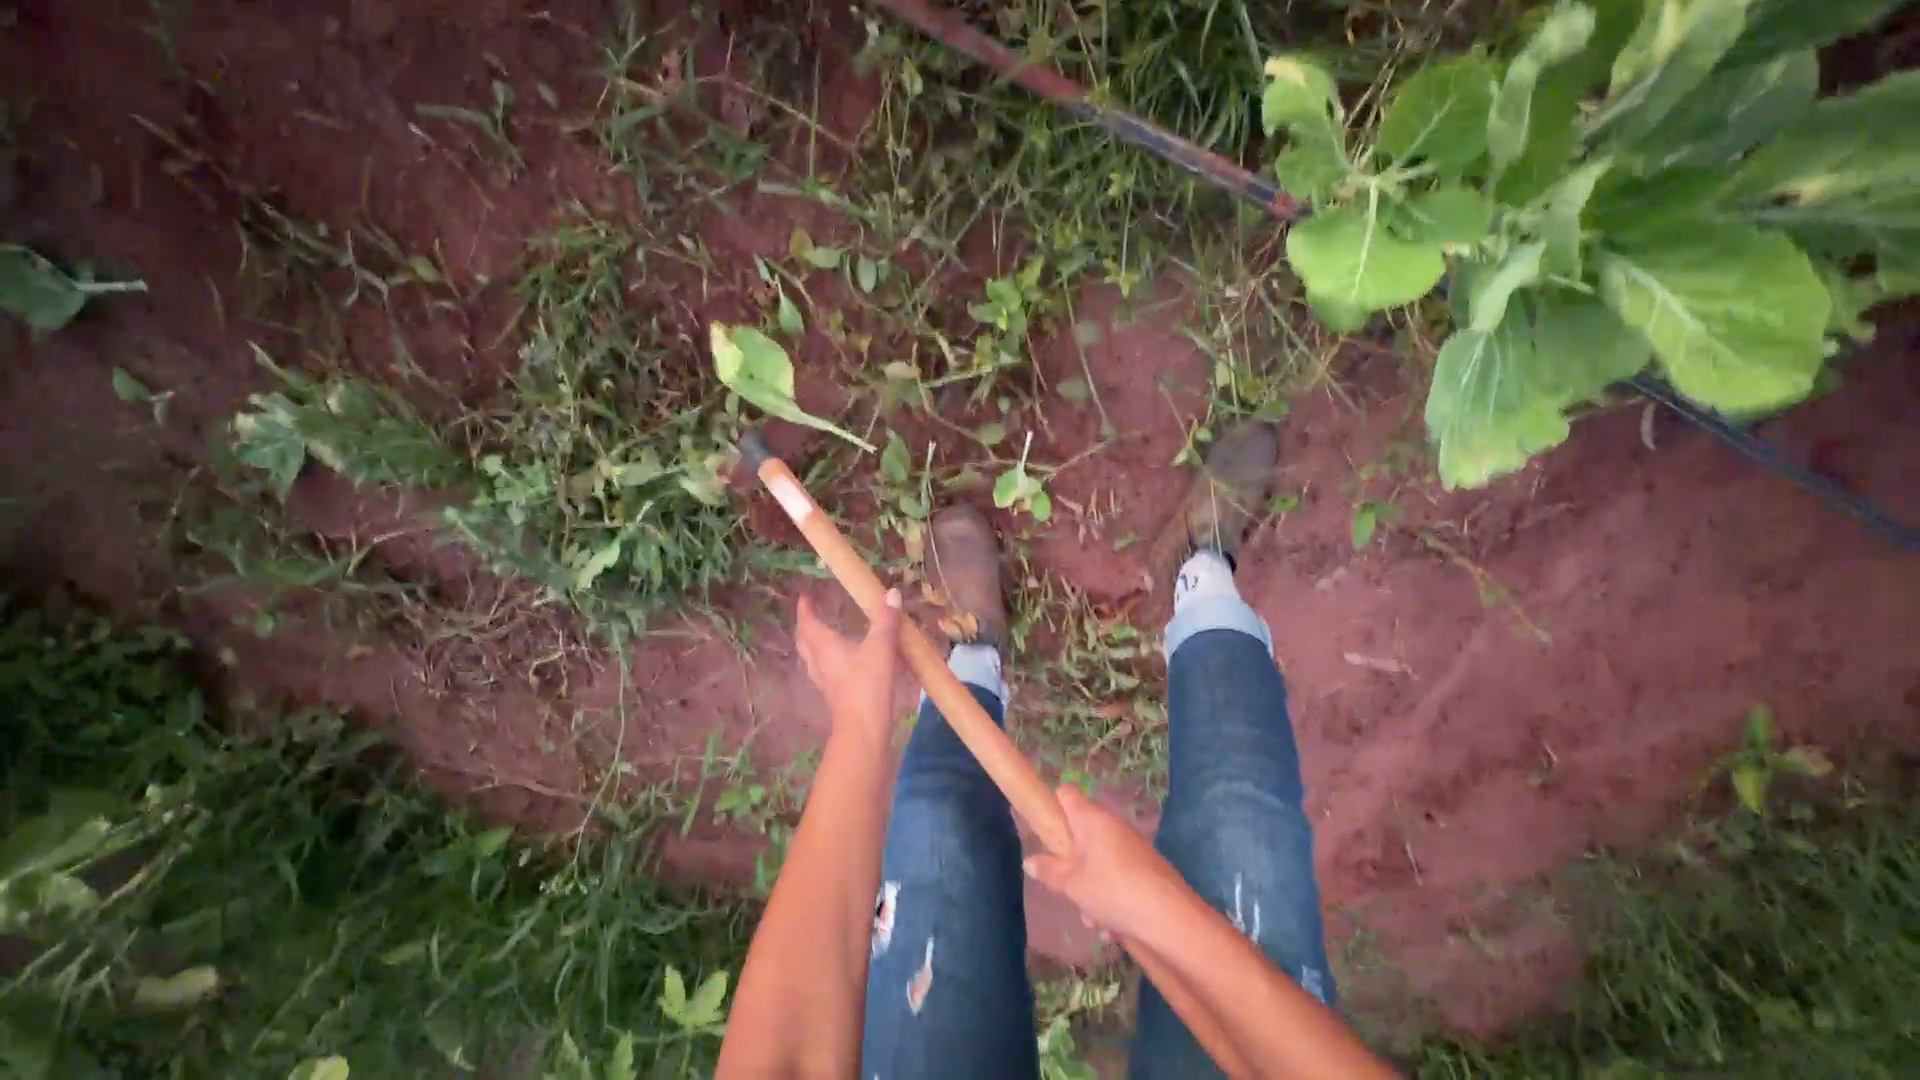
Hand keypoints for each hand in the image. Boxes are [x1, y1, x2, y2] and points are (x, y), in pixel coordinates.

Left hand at [794, 589, 902, 750]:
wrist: (863, 729)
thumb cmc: (868, 684)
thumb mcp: (881, 648)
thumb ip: (886, 620)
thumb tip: (892, 593)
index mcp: (825, 647)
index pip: (808, 623)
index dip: (805, 609)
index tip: (805, 596)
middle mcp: (819, 663)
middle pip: (804, 641)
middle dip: (805, 626)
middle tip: (811, 615)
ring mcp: (824, 682)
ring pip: (810, 659)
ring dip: (812, 645)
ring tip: (822, 637)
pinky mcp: (833, 696)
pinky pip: (823, 672)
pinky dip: (826, 662)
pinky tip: (841, 665)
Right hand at [1022, 786, 1189, 939]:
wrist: (1171, 917)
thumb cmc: (1113, 891)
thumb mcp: (1072, 885)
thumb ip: (1048, 871)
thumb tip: (1029, 860)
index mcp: (1091, 819)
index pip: (1066, 793)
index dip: (1053, 807)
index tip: (1047, 835)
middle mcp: (1112, 825)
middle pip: (1081, 835)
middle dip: (1071, 866)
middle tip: (1068, 891)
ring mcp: (1131, 845)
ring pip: (1098, 862)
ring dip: (1091, 890)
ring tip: (1094, 921)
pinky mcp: (1146, 866)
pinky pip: (1118, 876)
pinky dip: (1112, 898)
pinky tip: (1113, 929)